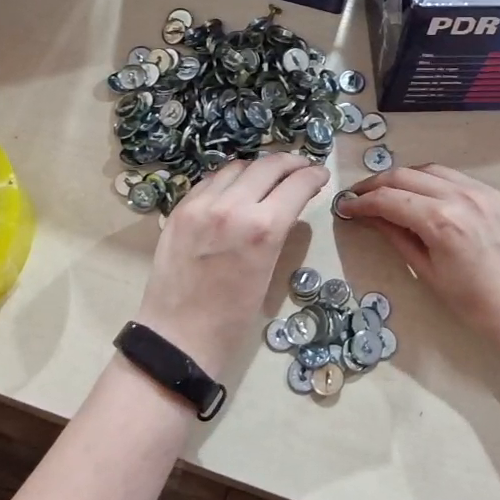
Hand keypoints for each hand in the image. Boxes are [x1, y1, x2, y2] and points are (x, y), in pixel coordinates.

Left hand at [136, 153, 329, 373]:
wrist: (179, 336)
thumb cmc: (232, 318)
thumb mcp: (268, 271)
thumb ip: (277, 232)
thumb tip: (288, 206)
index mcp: (263, 228)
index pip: (297, 184)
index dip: (314, 175)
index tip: (321, 174)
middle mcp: (233, 207)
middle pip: (268, 166)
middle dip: (290, 164)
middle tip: (301, 168)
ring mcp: (202, 205)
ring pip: (237, 167)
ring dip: (258, 169)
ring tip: (268, 177)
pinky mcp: (180, 210)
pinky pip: (210, 181)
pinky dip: (229, 179)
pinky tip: (235, 189)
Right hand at [344, 164, 499, 350]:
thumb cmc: (473, 301)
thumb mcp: (427, 271)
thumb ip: (397, 237)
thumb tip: (370, 217)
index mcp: (441, 220)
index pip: (389, 199)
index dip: (362, 202)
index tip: (345, 207)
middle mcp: (459, 196)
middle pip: (405, 176)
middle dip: (376, 184)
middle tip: (358, 198)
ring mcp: (480, 191)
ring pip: (429, 170)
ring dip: (402, 177)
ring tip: (386, 193)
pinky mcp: (494, 194)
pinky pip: (453, 176)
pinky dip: (430, 180)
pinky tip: (421, 194)